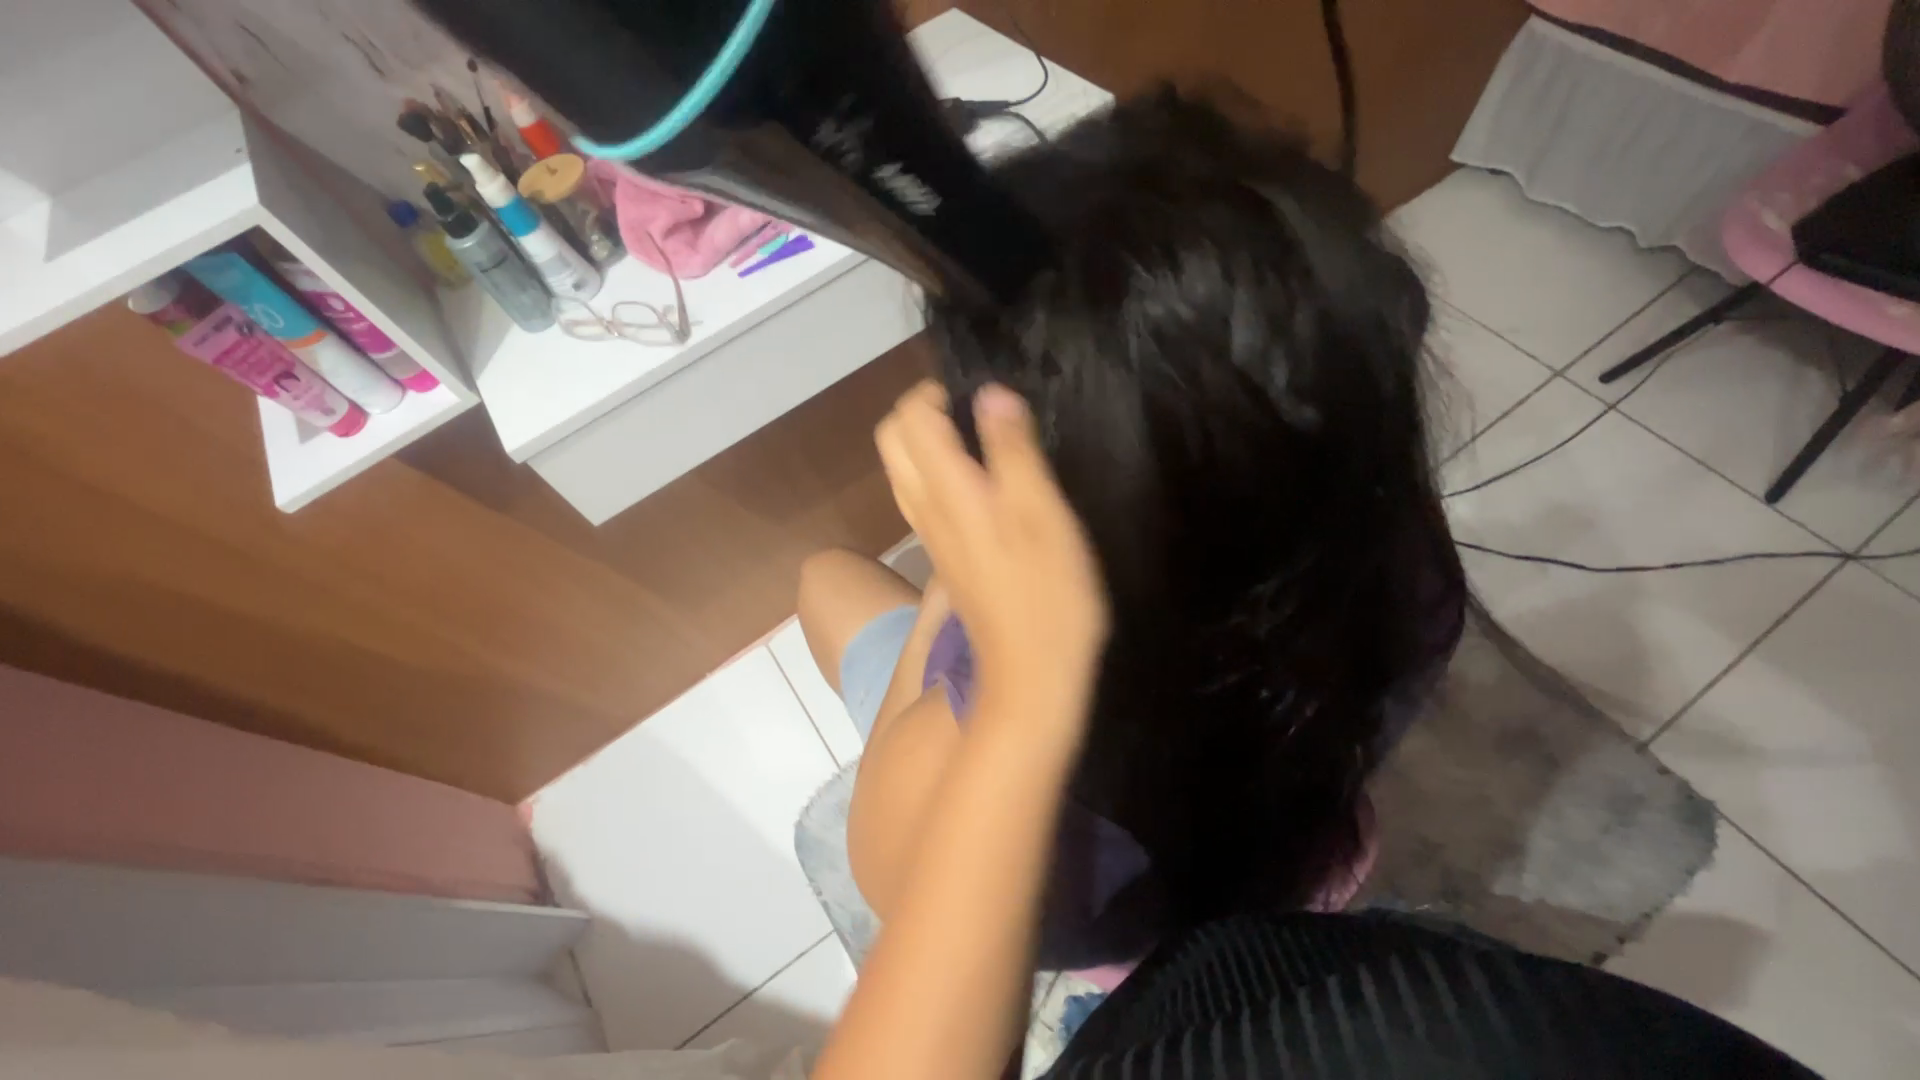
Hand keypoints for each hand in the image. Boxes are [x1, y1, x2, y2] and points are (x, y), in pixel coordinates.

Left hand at [875, 381, 1108, 738]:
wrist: (1029, 673)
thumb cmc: (1046, 593)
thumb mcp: (1042, 512)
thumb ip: (1012, 449)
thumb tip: (990, 393)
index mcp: (944, 489)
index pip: (909, 418)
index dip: (935, 391)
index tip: (980, 392)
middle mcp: (923, 508)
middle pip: (893, 440)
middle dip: (922, 411)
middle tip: (975, 410)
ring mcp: (930, 535)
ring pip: (905, 470)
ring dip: (929, 441)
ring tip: (982, 438)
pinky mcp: (945, 556)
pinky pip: (924, 497)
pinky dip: (940, 472)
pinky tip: (986, 483)